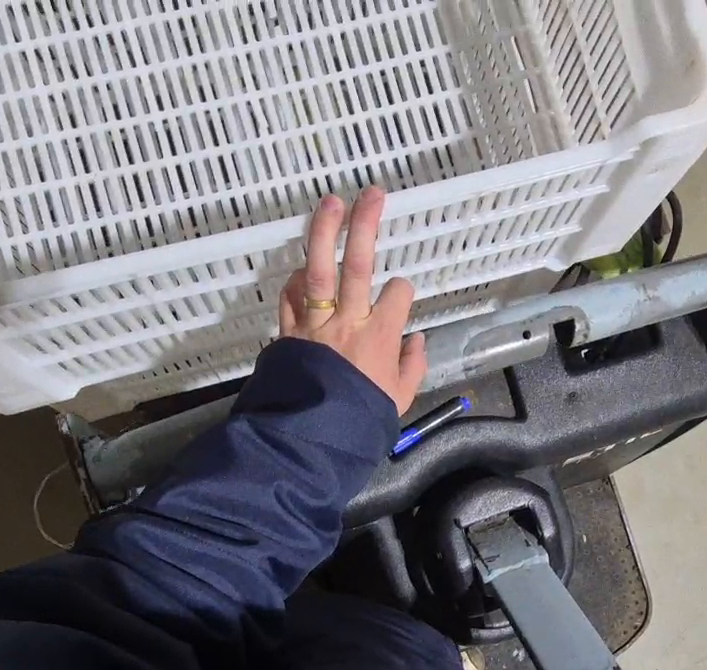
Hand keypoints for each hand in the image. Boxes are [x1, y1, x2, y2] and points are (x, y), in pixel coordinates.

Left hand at [278, 188, 427, 415]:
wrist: (312, 438)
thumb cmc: (361, 422)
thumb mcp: (400, 401)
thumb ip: (412, 367)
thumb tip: (417, 339)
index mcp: (380, 337)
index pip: (398, 293)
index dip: (401, 292)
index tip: (399, 298)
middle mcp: (348, 321)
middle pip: (358, 264)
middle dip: (366, 225)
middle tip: (372, 194)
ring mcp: (314, 324)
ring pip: (319, 269)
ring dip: (324, 232)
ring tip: (331, 203)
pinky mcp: (288, 332)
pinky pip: (290, 296)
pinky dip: (296, 280)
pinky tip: (303, 270)